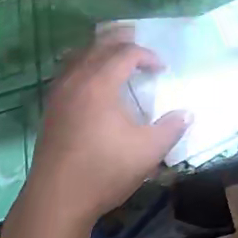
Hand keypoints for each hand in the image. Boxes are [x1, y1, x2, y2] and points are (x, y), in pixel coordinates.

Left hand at [22, 28, 190, 228]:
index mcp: (100, 84)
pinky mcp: (50, 110)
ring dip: (98, 50)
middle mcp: (76, 81)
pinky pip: (67, 73)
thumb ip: (171, 129)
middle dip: (120, 40)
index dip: (147, 55)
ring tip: (113, 54)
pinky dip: (82, 66)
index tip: (162, 68)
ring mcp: (58, 95)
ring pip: (77, 57)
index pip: (125, 54)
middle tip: (137, 40)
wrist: (58, 198)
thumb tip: (187, 114)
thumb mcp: (148, 151)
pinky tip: (89, 82)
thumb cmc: (105, 170)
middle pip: (97, 46)